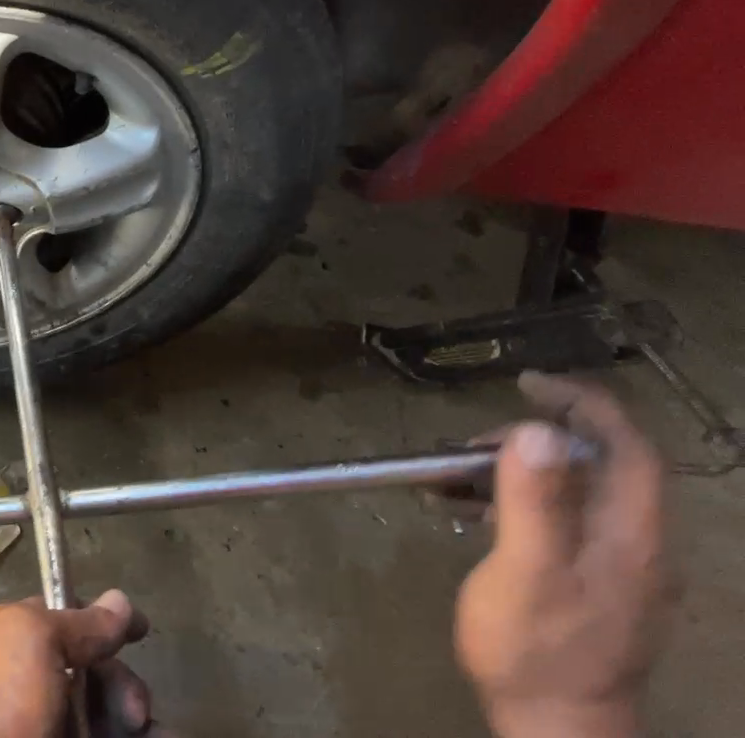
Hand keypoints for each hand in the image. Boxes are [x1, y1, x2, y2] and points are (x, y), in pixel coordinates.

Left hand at [0, 589, 164, 737]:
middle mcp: (32, 673)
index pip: (65, 615)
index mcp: (14, 635)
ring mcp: (51, 715)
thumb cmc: (5, 700)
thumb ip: (78, 622)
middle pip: (93, 665)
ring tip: (153, 733)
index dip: (102, 623)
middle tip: (134, 711)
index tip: (140, 631)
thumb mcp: (34, 640)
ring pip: (108, 706)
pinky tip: (160, 736)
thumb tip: (121, 601)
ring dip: (135, 714)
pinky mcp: (69, 737)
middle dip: (121, 682)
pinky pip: (108, 732)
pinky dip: (140, 735)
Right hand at [455, 373, 671, 737]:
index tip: (529, 382)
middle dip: (533, 440)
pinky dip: (512, 500)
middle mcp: (633, 544)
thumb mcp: (526, 570)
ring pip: (572, 492)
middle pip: (599, 467)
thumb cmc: (534, 645)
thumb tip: (535, 431)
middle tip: (468, 445)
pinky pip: (555, 518)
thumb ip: (534, 501)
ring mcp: (611, 565)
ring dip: (515, 470)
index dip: (586, 405)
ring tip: (453, 475)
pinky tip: (467, 510)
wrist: (554, 721)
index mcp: (629, 537)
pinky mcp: (585, 580)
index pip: (628, 450)